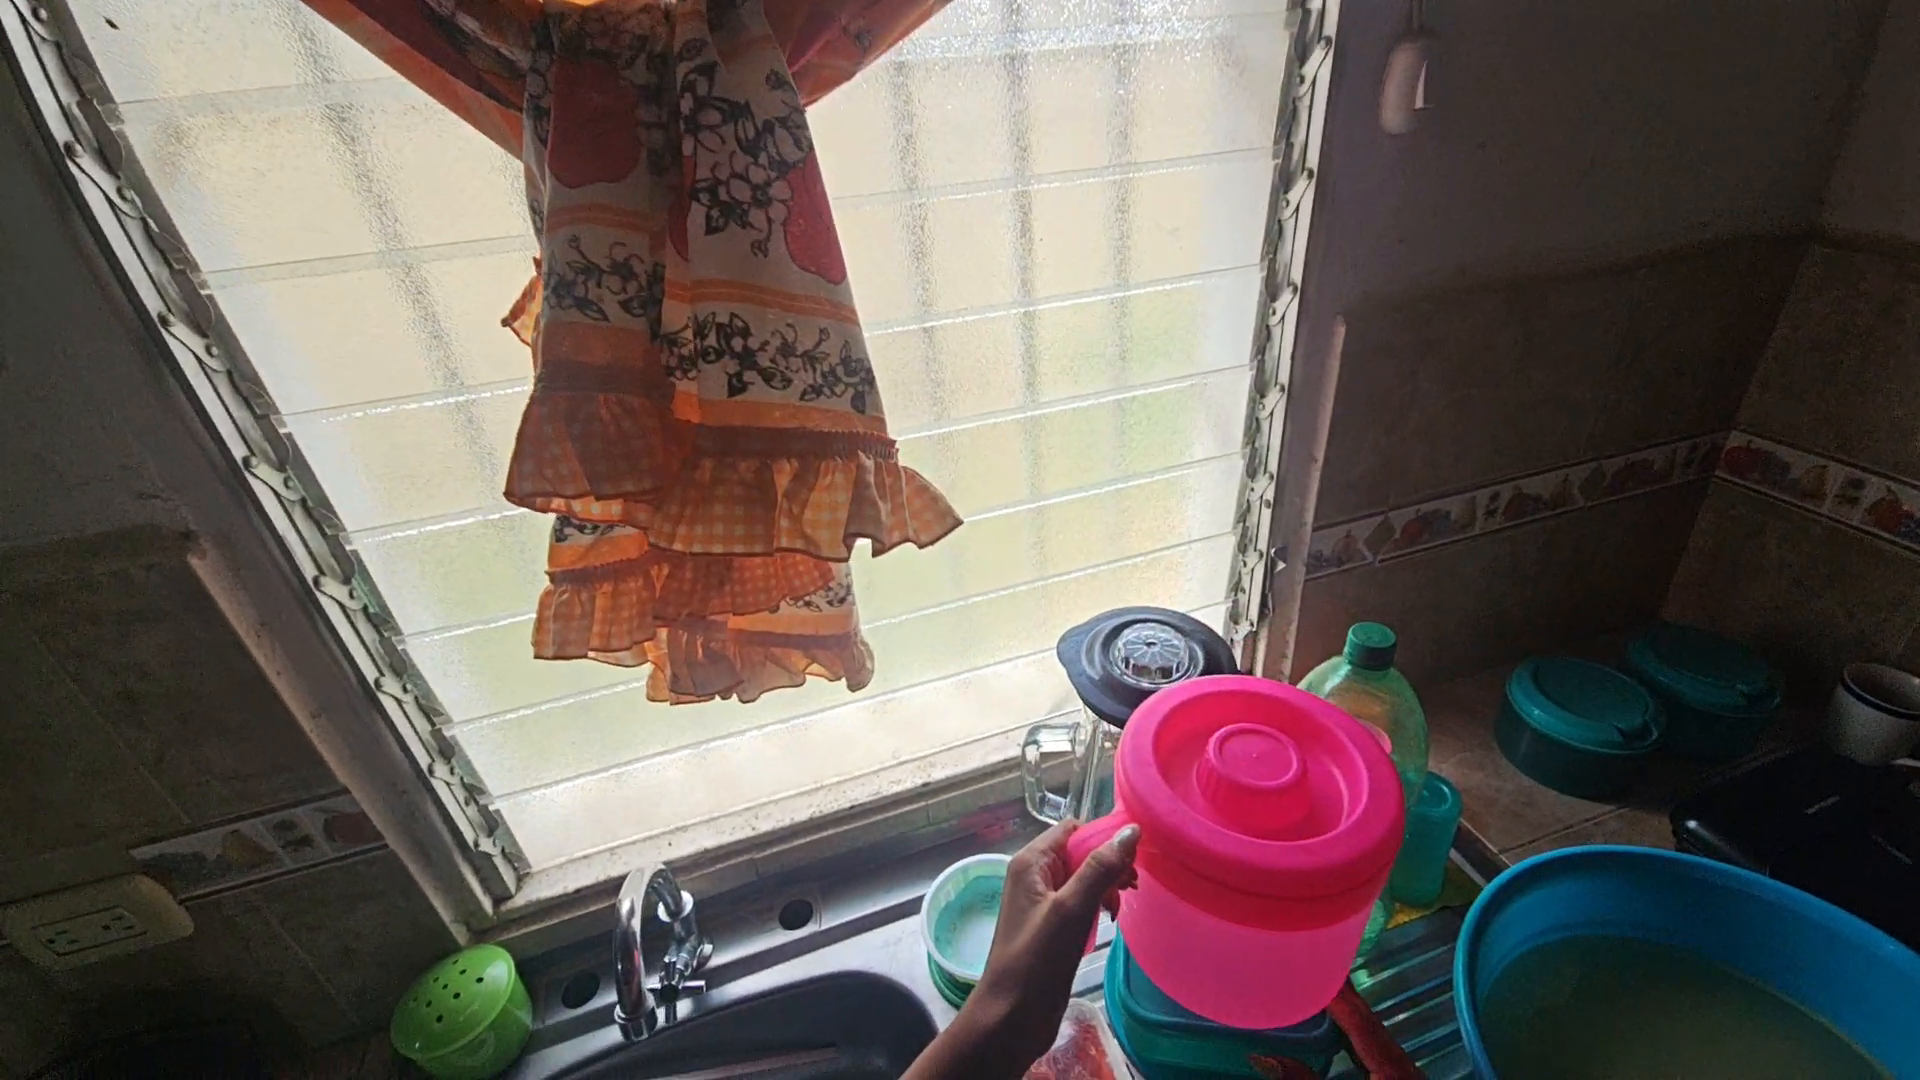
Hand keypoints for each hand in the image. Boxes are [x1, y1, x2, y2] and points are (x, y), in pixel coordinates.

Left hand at [903, 820, 1139, 1079]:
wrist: (1010, 1018)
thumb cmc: (1036, 960)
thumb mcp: (1071, 909)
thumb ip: (1100, 868)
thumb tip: (1131, 830)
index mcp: (1031, 861)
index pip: (1073, 830)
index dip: (1102, 837)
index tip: (1133, 857)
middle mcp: (1034, 875)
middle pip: (1079, 852)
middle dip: (1107, 865)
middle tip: (1132, 887)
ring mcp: (1042, 901)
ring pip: (1083, 878)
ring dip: (1105, 887)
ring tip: (1118, 908)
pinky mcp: (1051, 925)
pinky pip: (1080, 902)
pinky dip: (1096, 906)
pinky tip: (1108, 922)